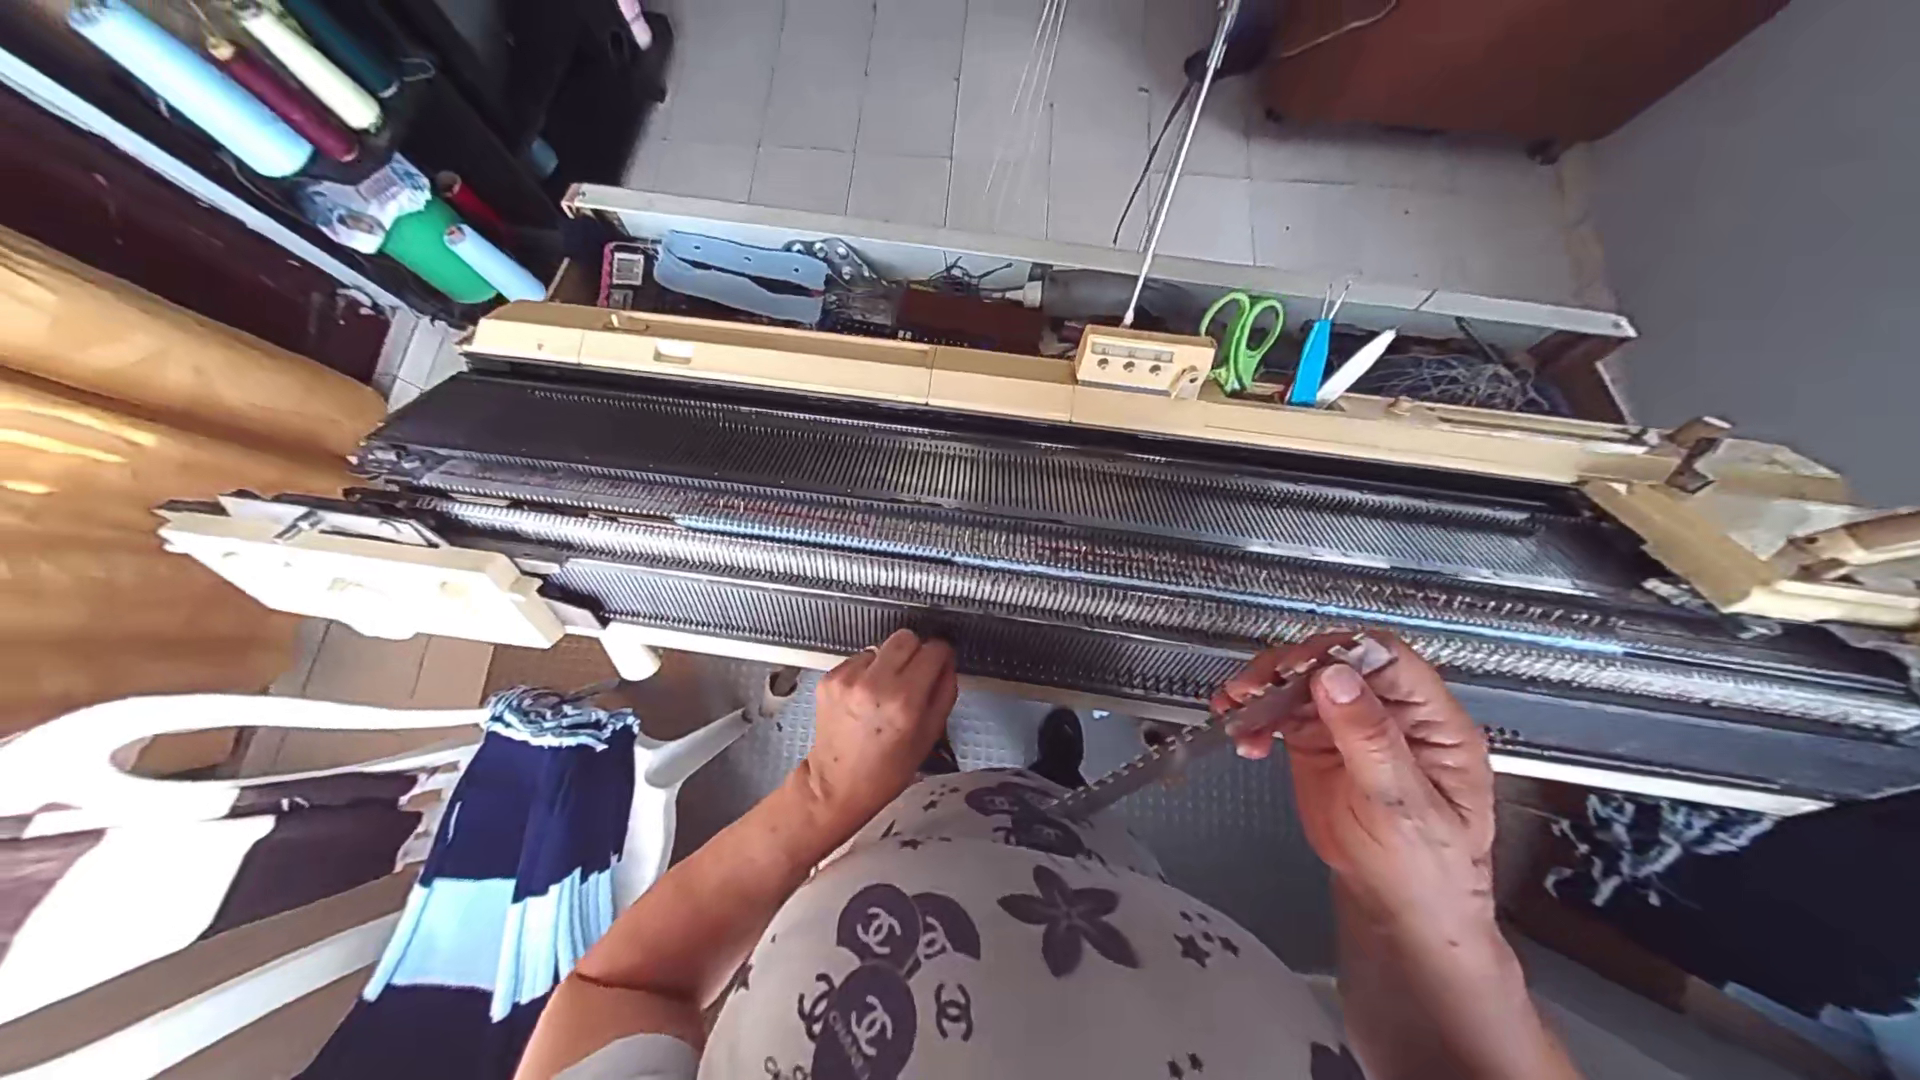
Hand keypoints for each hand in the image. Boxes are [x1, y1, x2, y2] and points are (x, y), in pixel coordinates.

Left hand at [801, 630, 958, 829]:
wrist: (837, 785)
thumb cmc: (888, 768)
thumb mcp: (930, 734)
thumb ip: (945, 690)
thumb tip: (947, 661)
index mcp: (905, 700)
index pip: (934, 649)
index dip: (941, 655)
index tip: (940, 664)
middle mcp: (874, 683)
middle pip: (906, 637)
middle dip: (915, 651)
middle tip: (913, 675)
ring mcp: (848, 679)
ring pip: (881, 646)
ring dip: (888, 662)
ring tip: (885, 692)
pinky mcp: (830, 678)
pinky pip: (859, 659)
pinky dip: (866, 671)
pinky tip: (865, 697)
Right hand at [1212, 632, 1495, 935]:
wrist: (1395, 906)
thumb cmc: (1425, 869)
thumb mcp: (1405, 807)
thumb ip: (1370, 739)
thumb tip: (1338, 678)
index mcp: (1430, 720)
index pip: (1385, 658)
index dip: (1338, 653)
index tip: (1298, 668)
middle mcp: (1388, 712)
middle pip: (1333, 661)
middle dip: (1287, 668)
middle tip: (1255, 686)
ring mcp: (1348, 724)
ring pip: (1299, 681)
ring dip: (1262, 689)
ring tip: (1237, 707)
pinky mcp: (1315, 739)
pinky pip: (1278, 711)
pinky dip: (1254, 717)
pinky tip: (1246, 737)